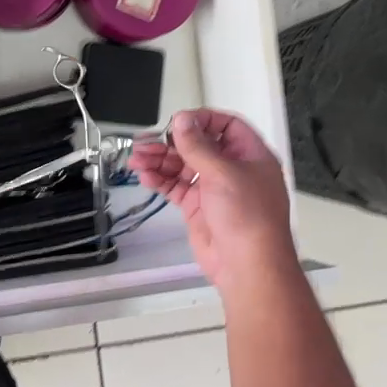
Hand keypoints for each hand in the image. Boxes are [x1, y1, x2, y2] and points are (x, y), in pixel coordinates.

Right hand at [130, 109, 293, 289]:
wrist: (247, 265)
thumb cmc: (248, 217)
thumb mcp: (223, 174)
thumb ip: (198, 146)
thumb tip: (182, 120)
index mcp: (250, 155)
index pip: (226, 126)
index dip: (202, 121)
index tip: (177, 122)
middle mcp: (233, 169)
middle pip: (198, 146)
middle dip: (170, 143)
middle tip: (144, 143)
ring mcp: (214, 189)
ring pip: (182, 166)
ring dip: (159, 161)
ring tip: (137, 160)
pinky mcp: (198, 207)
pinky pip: (175, 187)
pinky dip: (160, 181)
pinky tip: (146, 177)